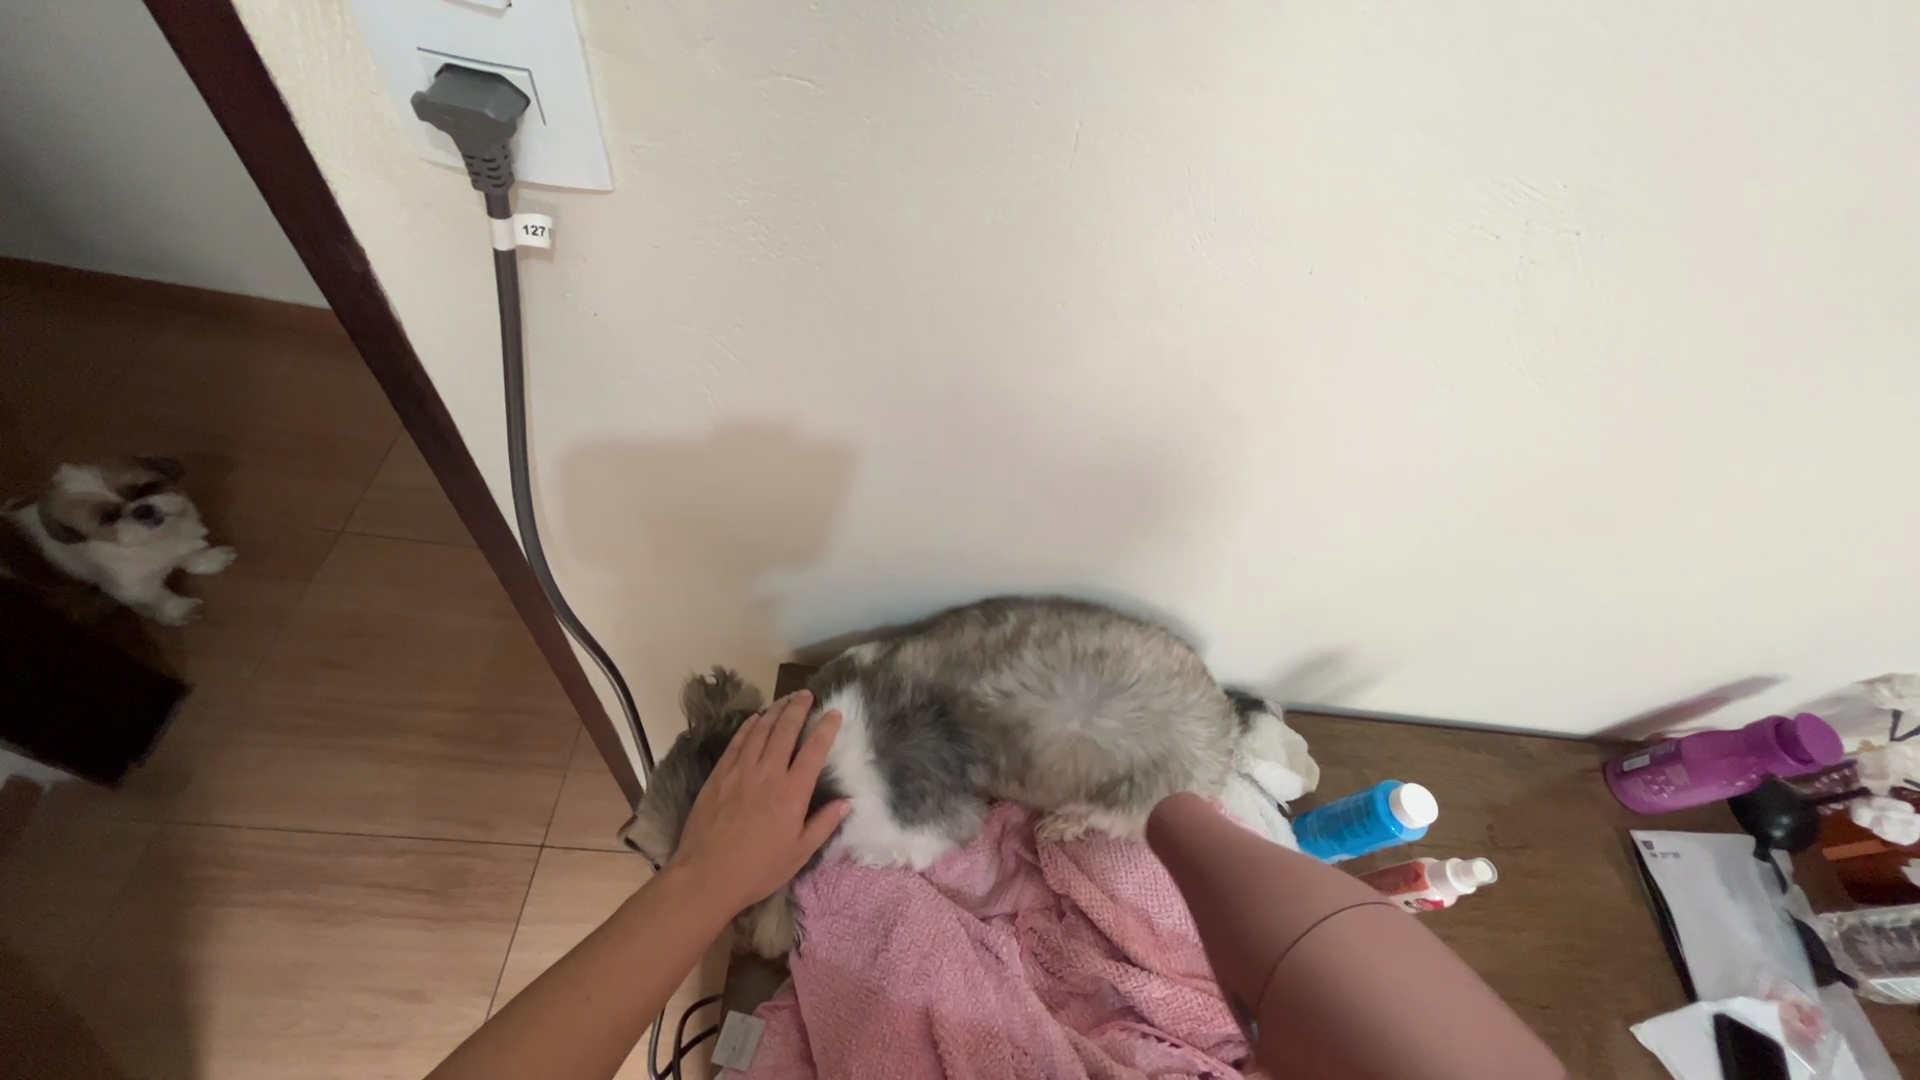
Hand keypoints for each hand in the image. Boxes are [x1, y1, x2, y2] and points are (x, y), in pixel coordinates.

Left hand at [664, 690, 849, 913]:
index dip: (826, 728)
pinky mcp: (720, 774)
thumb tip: (846, 803)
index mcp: (793, 791)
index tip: (833, 713)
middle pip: (786, 730)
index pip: (815, 749)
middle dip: (798, 708)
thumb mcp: (799, 853)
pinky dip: (749, 726)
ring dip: (775, 711)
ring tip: (785, 699)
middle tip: (806, 694)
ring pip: (761, 730)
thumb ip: (824, 824)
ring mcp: (741, 770)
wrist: (706, 876)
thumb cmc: (758, 868)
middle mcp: (769, 773)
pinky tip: (755, 718)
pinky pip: (737, 742)